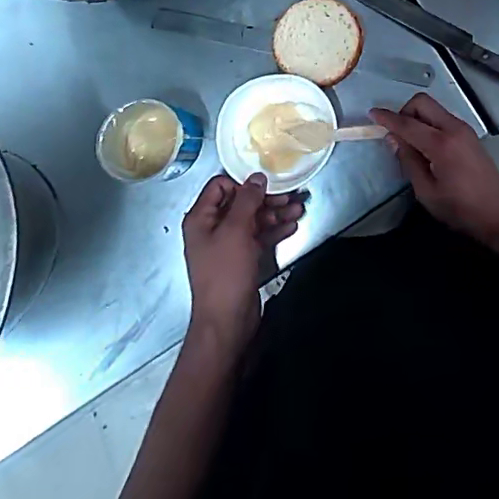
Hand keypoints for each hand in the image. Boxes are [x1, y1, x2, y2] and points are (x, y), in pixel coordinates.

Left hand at [181, 173, 304, 349]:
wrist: (227, 321)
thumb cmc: (225, 274)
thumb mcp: (236, 230)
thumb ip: (247, 200)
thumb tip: (257, 177)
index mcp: (200, 218)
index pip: (220, 186)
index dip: (242, 183)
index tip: (266, 186)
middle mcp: (211, 229)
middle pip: (240, 202)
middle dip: (266, 198)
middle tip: (290, 196)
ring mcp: (227, 245)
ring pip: (252, 220)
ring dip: (275, 213)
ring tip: (297, 209)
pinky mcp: (241, 259)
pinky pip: (258, 236)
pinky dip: (274, 230)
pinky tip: (291, 226)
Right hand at [370, 93, 498, 245]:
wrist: (498, 213)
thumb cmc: (460, 208)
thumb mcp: (426, 191)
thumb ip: (408, 161)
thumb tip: (393, 139)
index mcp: (442, 144)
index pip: (408, 123)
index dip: (387, 118)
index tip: (372, 114)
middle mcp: (454, 129)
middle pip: (423, 103)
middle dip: (404, 112)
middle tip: (397, 135)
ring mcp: (465, 130)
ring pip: (434, 109)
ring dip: (417, 117)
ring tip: (411, 144)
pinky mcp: (469, 135)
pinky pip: (443, 118)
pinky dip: (429, 124)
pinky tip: (427, 146)